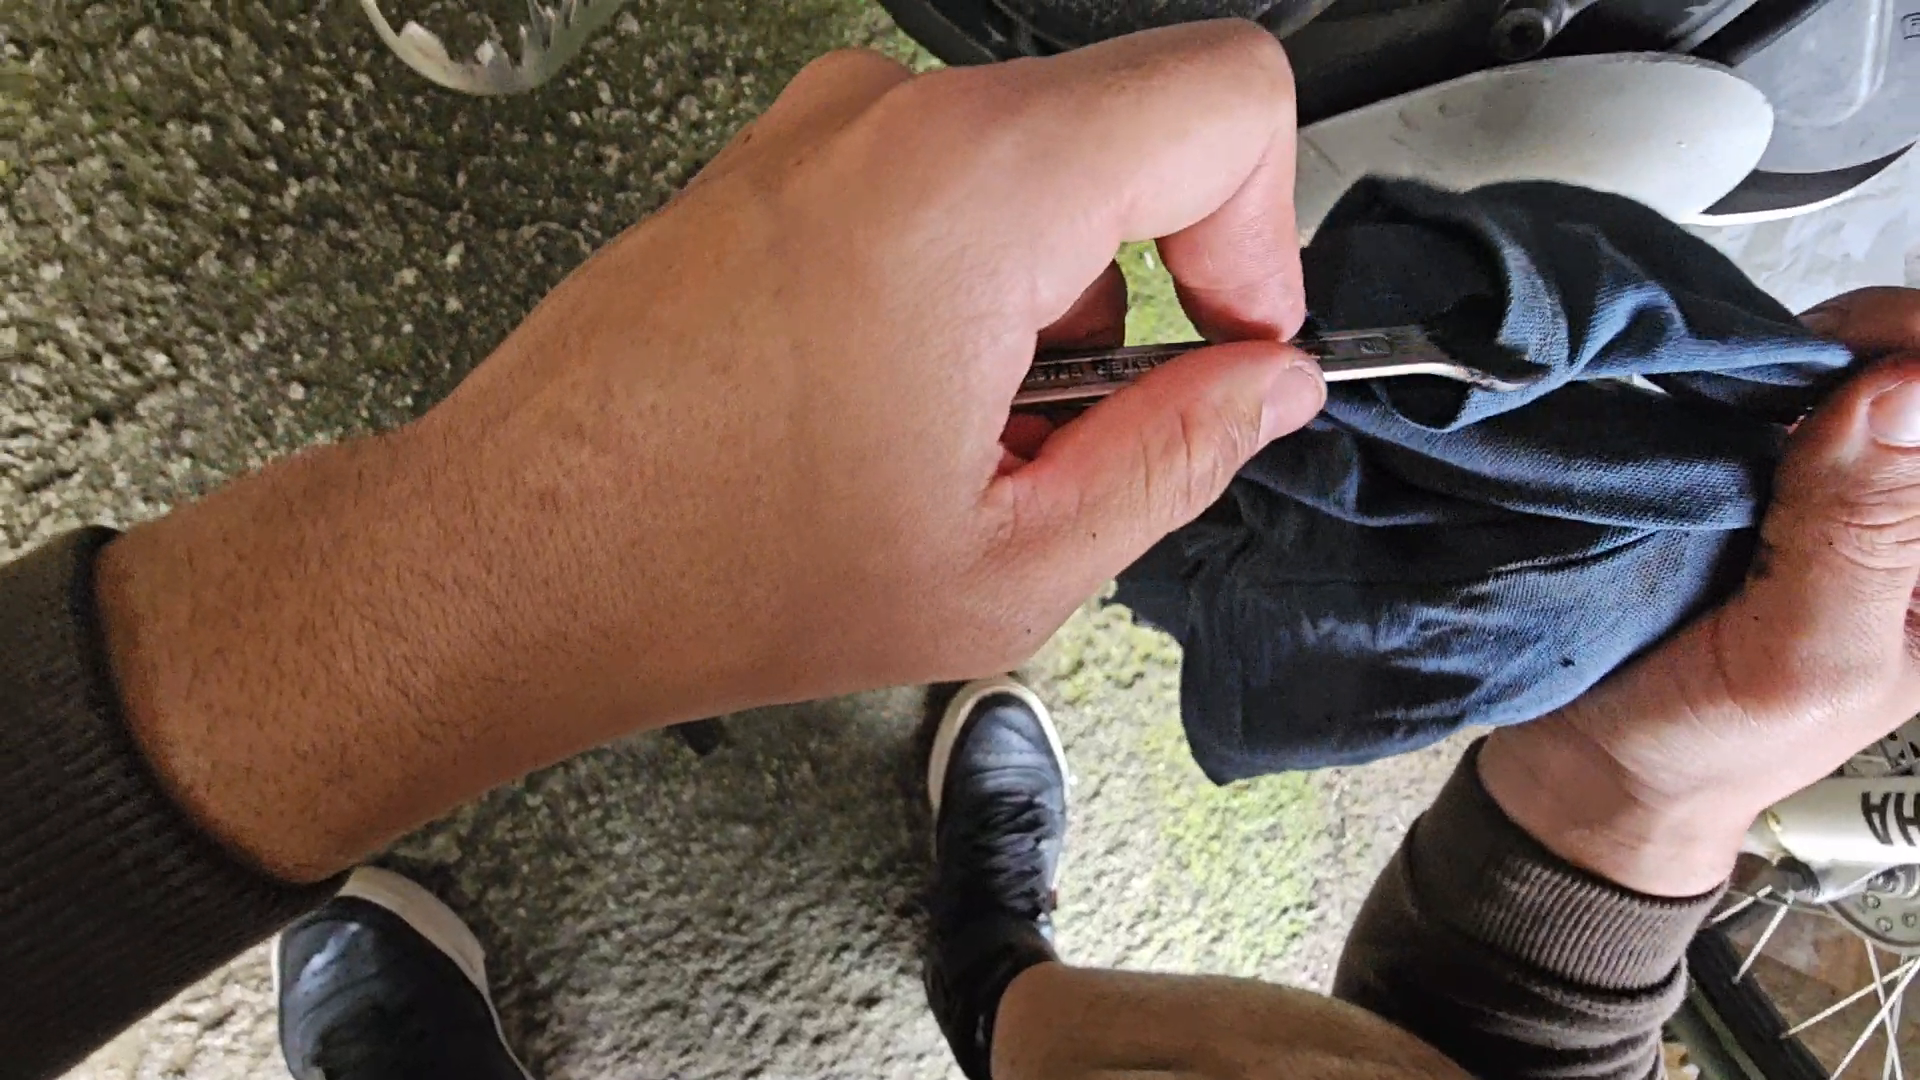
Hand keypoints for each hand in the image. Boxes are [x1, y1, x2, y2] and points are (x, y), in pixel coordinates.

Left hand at [92, 22, 1324, 880]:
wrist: (527, 565)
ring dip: (1043, 315)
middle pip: (1125, 146)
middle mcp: (890, 124)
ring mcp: (818, 138)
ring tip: (965, 448)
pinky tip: (900, 412)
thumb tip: (1258, 388)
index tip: (1227, 344)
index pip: (1224, 103)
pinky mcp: (777, 178)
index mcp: (975, 193)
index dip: (1263, 234)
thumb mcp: (1011, 562)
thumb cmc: (734, 576)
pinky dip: (964, 299)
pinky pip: (935, 203)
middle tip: (1076, 440)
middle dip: (1144, 300)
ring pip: (1030, 185)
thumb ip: (1173, 458)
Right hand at [1480, 286, 1919, 896]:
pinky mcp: (1721, 505)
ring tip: (1699, 387)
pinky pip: (1741, 424)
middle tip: (1743, 374)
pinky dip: (1710, 399)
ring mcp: (1807, 508)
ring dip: (1770, 372)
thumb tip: (1893, 389)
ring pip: (1829, 393)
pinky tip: (1671, 409)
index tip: (1826, 353)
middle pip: (1905, 389)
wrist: (1588, 765)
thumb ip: (1861, 544)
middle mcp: (1892, 523)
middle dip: (1847, 352)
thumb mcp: (1799, 659)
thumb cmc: (1700, 738)